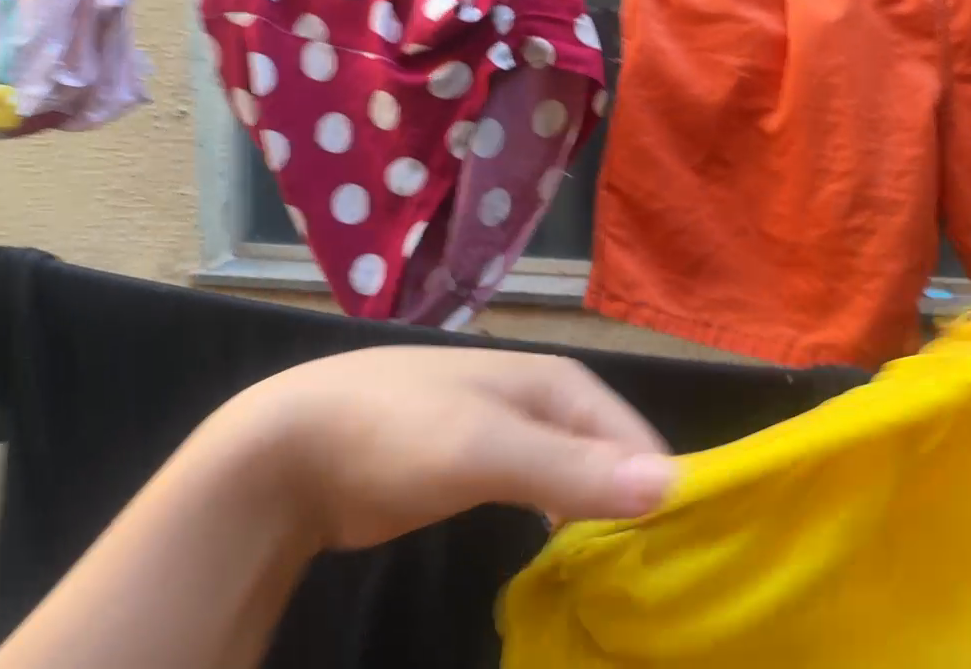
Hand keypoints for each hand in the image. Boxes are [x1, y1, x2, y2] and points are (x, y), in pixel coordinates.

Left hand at [217, 347, 676, 550]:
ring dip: (601, 525)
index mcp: (562, 386)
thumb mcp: (486, 449)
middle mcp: (547, 406)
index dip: (663, 495)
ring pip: (581, 483)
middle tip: (651, 584)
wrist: (290, 447)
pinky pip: (545, 500)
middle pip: (615, 461)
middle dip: (635, 513)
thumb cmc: (396, 433)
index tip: (680, 562)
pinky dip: (563, 530)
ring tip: (621, 583)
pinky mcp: (484, 471)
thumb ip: (574, 468)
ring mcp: (513, 437)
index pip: (640, 441)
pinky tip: (568, 566)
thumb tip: (672, 486)